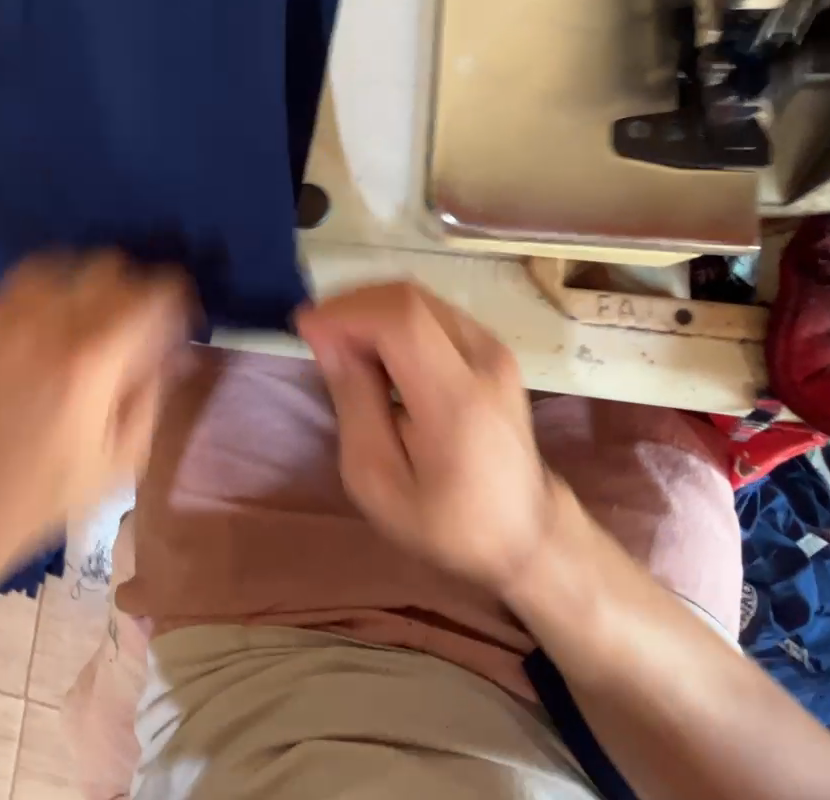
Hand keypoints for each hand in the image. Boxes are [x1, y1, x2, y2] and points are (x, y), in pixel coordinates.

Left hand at [0, 253, 193, 586]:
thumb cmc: (48, 494)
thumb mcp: (121, 460)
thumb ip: (154, 395)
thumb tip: (178, 351)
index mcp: (92, 361)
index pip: (151, 294)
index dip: (176, 297)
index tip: (182, 317)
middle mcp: (50, 326)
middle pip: (109, 268)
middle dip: (136, 288)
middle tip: (142, 321)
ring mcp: (9, 322)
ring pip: (65, 265)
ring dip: (91, 283)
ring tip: (98, 315)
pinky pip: (23, 282)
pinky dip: (50, 287)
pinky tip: (56, 315)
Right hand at [295, 282, 562, 596]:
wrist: (525, 532)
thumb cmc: (444, 519)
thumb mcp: (376, 479)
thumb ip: (353, 401)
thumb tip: (327, 338)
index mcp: (456, 400)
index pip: (400, 320)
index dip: (344, 312)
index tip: (304, 330)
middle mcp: (483, 360)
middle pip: (407, 297)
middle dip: (350, 306)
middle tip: (318, 337)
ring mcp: (494, 349)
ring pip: (417, 298)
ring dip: (369, 310)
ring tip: (340, 345)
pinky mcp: (492, 348)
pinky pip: (430, 311)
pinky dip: (391, 318)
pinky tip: (373, 350)